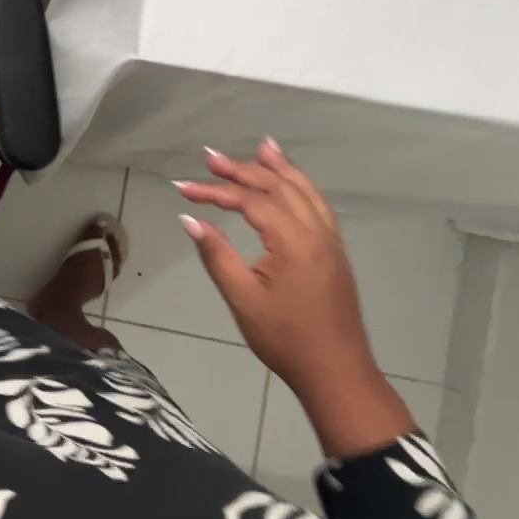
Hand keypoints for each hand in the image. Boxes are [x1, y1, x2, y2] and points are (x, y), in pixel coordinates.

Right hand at [176, 140, 414, 456]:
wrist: (336, 370)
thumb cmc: (283, 337)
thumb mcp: (241, 297)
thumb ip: (216, 254)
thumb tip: (189, 218)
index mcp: (294, 243)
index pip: (251, 202)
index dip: (216, 191)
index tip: (182, 188)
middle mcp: (317, 234)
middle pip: (279, 188)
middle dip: (243, 170)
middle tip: (209, 157)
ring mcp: (331, 242)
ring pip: (305, 192)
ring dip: (279, 169)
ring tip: (260, 148)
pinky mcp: (334, 252)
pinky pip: (317, 206)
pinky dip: (301, 186)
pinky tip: (290, 182)